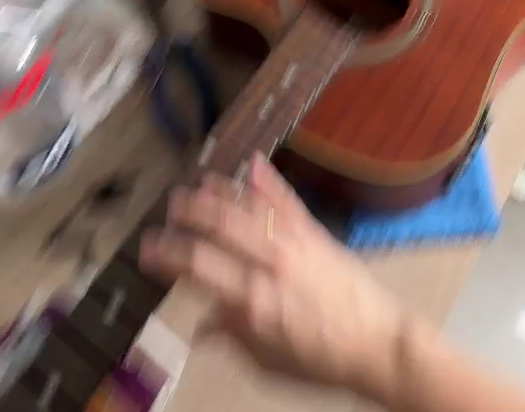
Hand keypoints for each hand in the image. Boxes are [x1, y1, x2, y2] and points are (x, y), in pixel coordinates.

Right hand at [139, 154, 411, 400]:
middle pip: (221, 227)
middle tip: (168, 208)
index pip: (199, 267)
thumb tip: (203, 321)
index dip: (168, 254)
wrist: (376, 343)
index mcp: (254, 301)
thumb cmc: (321, 359)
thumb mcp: (267, 361)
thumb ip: (232, 334)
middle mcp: (272, 264)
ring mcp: (296, 243)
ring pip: (251, 208)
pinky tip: (253, 164)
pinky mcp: (316, 233)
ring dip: (222, 193)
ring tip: (199, 184)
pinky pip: (287, 202)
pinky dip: (269, 182)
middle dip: (190, 214)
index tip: (148, 247)